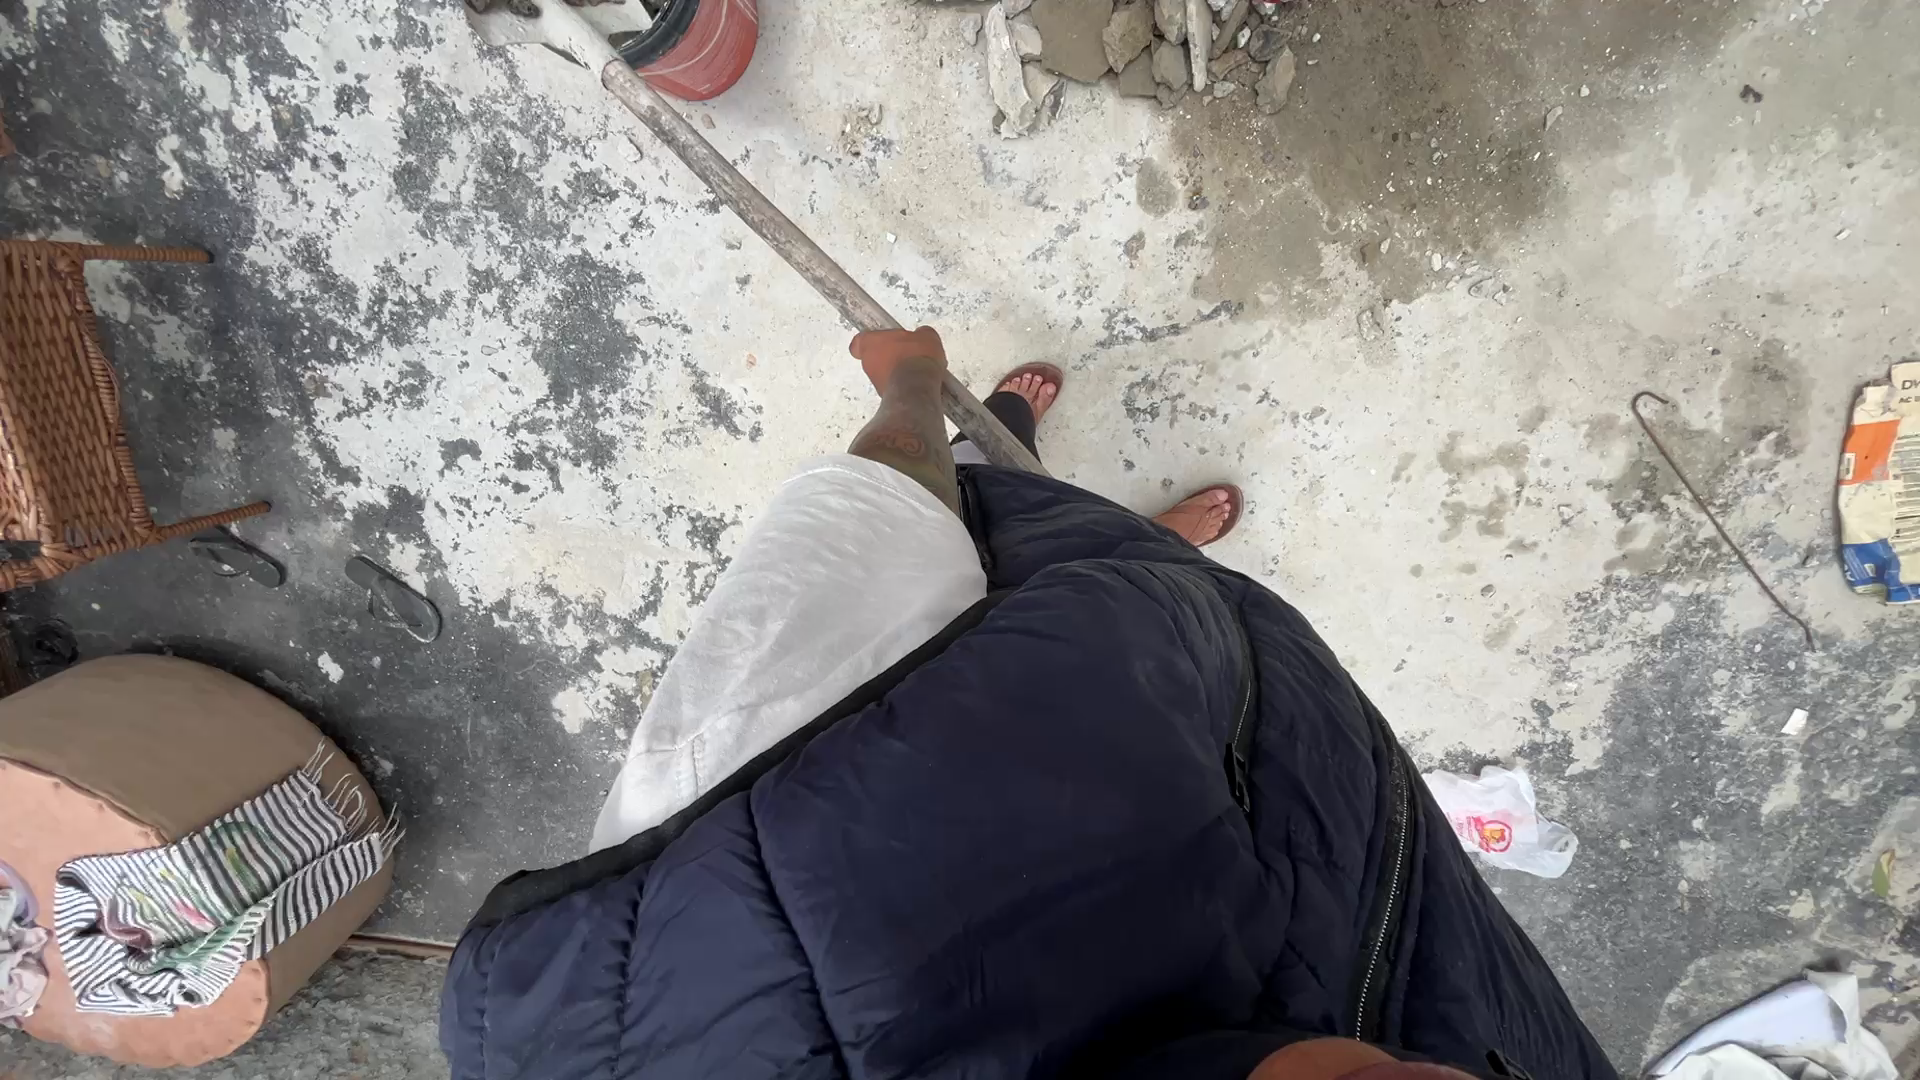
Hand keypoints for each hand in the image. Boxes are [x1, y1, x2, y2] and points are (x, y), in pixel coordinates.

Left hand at [849, 326, 946, 394]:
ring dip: (897, 374)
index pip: (859, 342)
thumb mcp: (926, 336)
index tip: (880, 341)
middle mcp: (868, 364)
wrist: (917, 388)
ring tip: (917, 371)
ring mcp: (876, 383)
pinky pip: (895, 390)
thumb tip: (923, 336)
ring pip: (884, 375)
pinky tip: (920, 385)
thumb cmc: (914, 357)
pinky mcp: (886, 398)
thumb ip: (921, 334)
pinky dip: (905, 387)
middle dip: (889, 358)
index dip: (870, 341)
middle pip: (874, 359)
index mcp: (870, 344)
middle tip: (906, 355)